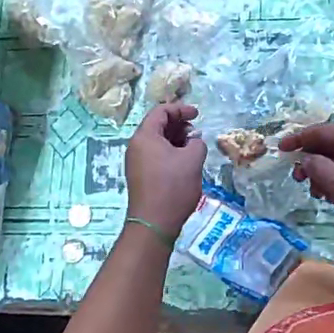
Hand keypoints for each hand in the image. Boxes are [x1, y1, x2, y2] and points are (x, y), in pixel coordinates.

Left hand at [125, 102, 207, 237]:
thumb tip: (194, 141)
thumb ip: (197, 143)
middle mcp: (136, 146)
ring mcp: (136, 162)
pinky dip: (170, 152)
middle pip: (157, 125)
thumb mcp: (193, 160)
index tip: (197, 115)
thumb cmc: (173, 187)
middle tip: (196, 132)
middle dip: (179, 125)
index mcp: (145, 136)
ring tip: (193, 148)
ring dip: (176, 140)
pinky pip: (155, 155)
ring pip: (156, 142)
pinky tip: (184, 163)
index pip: (161, 111)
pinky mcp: (140, 176)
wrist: (154, 223)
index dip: (181, 109)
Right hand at [280, 123, 333, 247]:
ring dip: (321, 173)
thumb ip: (315, 166)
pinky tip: (330, 196)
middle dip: (309, 160)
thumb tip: (306, 160)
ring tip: (316, 192)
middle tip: (297, 178)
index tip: (279, 150)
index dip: (297, 140)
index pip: (320, 131)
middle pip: (328, 144)